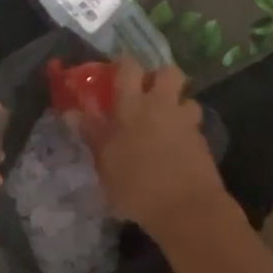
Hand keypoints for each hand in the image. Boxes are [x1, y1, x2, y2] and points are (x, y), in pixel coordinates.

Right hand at [71, 59, 226, 236]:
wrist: (187, 207)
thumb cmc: (136, 185)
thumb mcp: (105, 162)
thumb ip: (92, 134)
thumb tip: (71, 113)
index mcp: (132, 105)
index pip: (129, 67)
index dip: (124, 64)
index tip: (116, 72)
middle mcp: (161, 104)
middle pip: (168, 72)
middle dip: (159, 77)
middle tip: (147, 93)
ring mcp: (185, 121)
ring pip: (186, 98)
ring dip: (178, 103)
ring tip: (166, 121)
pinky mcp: (202, 141)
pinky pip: (194, 124)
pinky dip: (186, 129)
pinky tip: (176, 146)